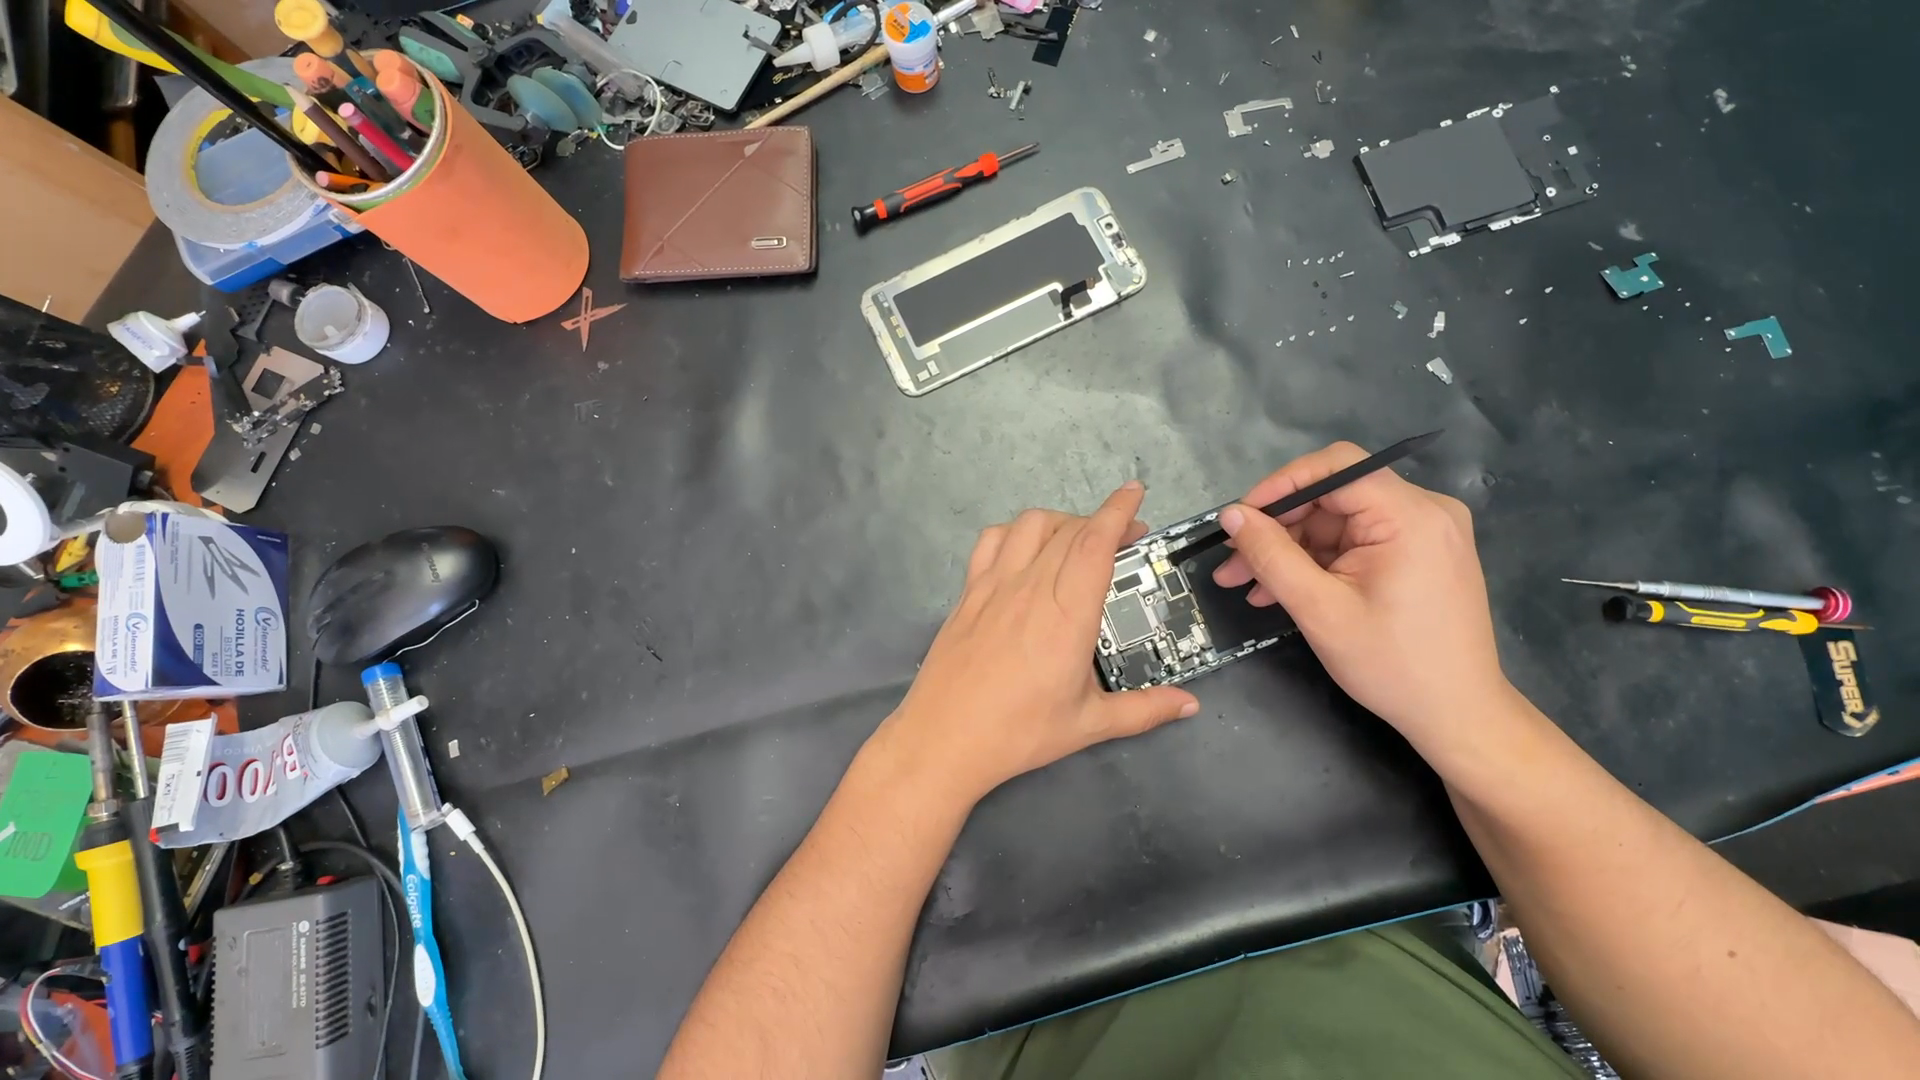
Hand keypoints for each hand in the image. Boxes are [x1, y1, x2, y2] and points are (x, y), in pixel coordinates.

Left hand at [873, 482, 1199, 805]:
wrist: (944, 738)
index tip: (1135, 494)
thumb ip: (1144, 710)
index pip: (1096, 543)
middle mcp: (1031, 587)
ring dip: (1060, 521)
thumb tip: (1190, 705)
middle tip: (1124, 535)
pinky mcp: (968, 593)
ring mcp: (993, 585)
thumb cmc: (1020, 732)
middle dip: (1101, 520)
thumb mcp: (1089, 725)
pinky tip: (1023, 549)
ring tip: (1076, 539)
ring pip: (1028, 526)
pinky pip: (991, 542)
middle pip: (1069, 529)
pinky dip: (1014, 532)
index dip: (1118, 511)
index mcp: (1068, 613)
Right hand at [1210, 443, 1510, 742]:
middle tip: (1231, 564)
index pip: (1335, 467)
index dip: (1279, 485)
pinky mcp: (1418, 554)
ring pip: (1337, 523)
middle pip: (1332, 497)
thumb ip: (1271, 555)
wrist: (1457, 714)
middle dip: (1276, 528)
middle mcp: (1425, 510)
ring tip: (1244, 584)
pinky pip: (1354, 543)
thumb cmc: (1391, 664)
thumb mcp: (1319, 609)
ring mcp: (1424, 532)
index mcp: (1410, 515)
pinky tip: (1281, 591)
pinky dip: (1317, 563)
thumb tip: (1230, 515)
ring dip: (1289, 551)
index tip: (1239, 520)